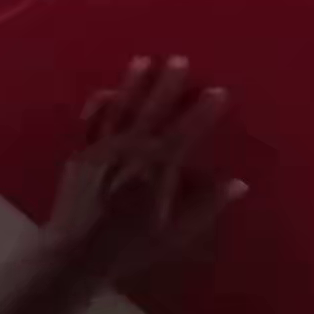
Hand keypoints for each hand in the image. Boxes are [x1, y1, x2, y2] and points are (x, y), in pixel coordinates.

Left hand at [43, 56, 246, 282]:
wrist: (74, 255)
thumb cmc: (129, 247)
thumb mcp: (174, 235)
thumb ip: (206, 206)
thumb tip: (239, 183)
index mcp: (157, 169)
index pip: (187, 132)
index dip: (204, 110)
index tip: (219, 90)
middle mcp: (130, 150)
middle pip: (153, 111)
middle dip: (168, 84)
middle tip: (180, 59)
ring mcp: (102, 148)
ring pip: (121, 109)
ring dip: (133, 84)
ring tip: (143, 60)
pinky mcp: (81, 153)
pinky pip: (91, 122)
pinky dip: (99, 105)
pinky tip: (106, 90)